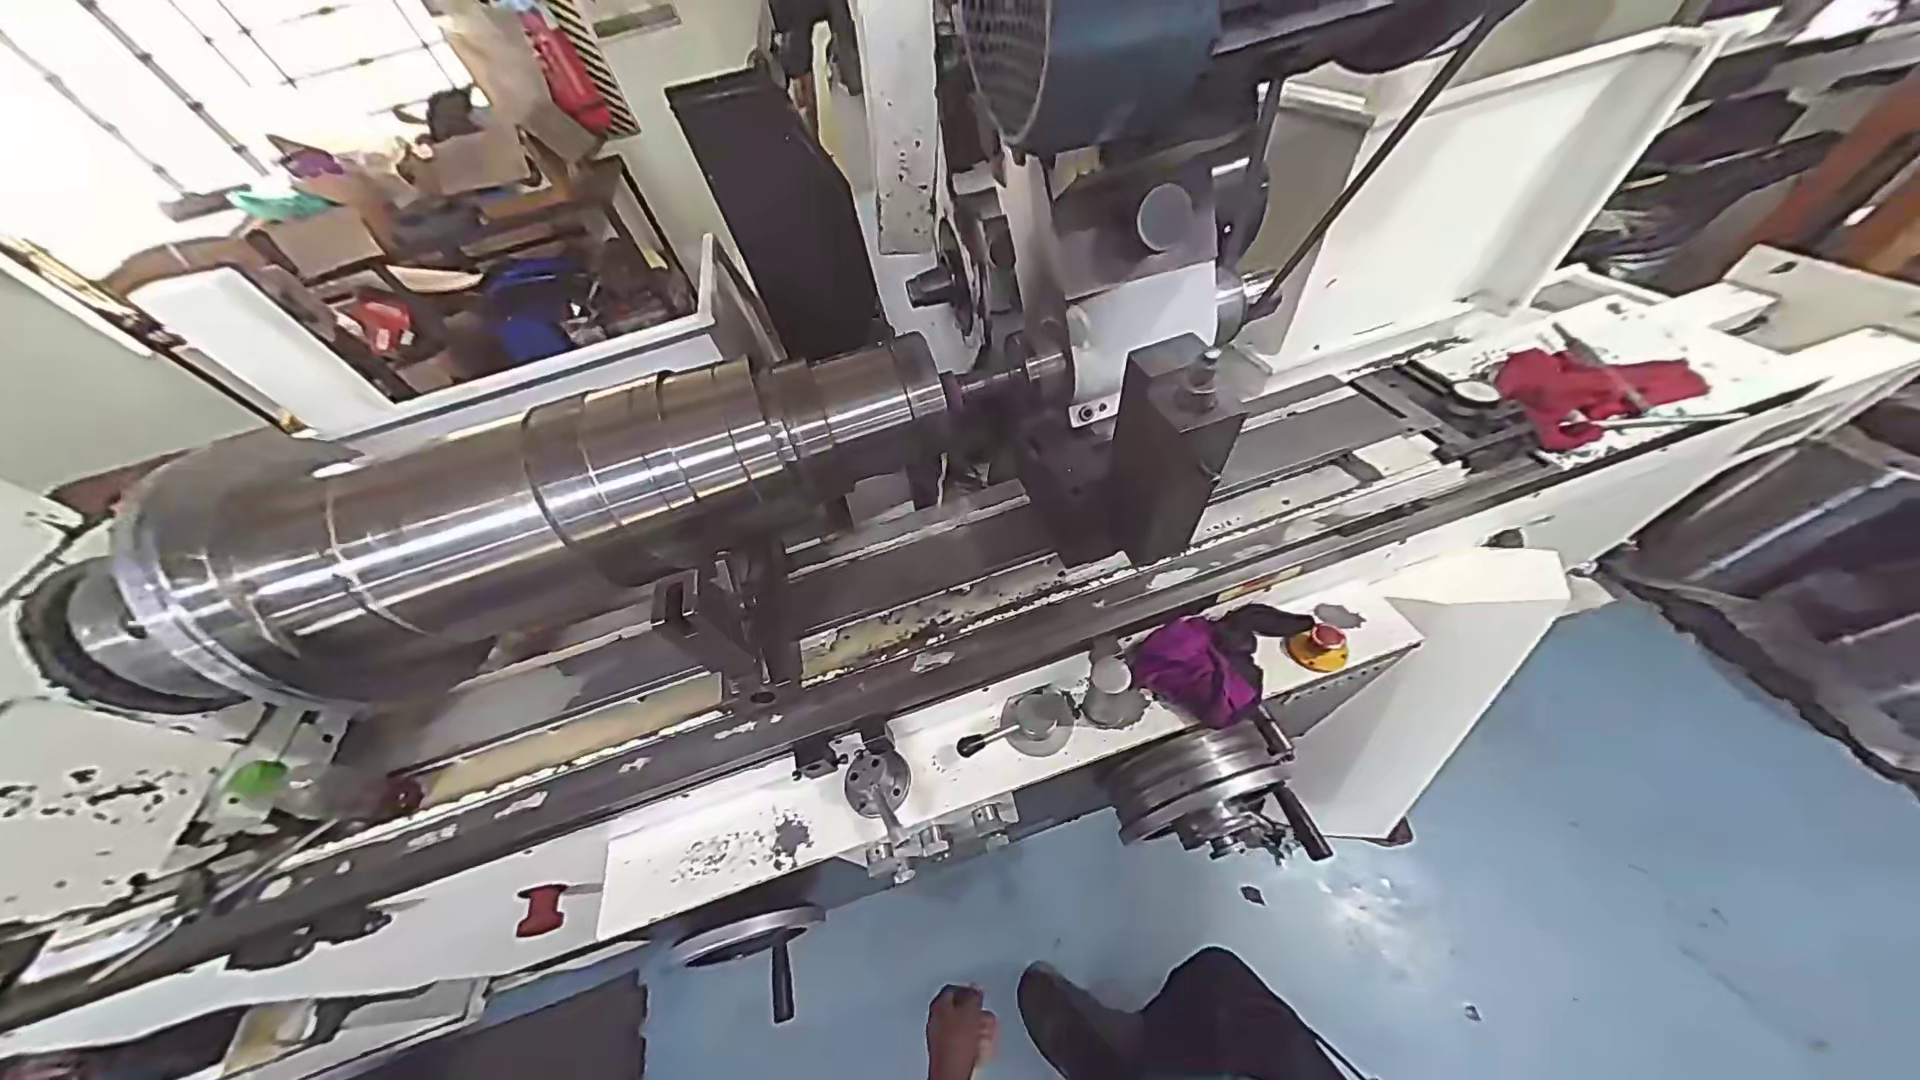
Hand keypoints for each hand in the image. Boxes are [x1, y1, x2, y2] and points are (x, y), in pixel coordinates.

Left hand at [926, 984, 997, 1079]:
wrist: (953, 1070)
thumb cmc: (956, 1041)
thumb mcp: (970, 1010)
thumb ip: (974, 996)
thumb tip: (976, 988)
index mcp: (939, 1005)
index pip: (952, 989)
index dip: (967, 989)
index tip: (977, 992)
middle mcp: (935, 1019)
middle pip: (956, 1008)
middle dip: (973, 1010)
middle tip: (983, 1012)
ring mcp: (939, 1037)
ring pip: (960, 1025)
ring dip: (974, 1025)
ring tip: (986, 1029)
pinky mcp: (946, 1052)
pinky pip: (960, 1040)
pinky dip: (971, 1039)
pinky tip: (980, 1043)